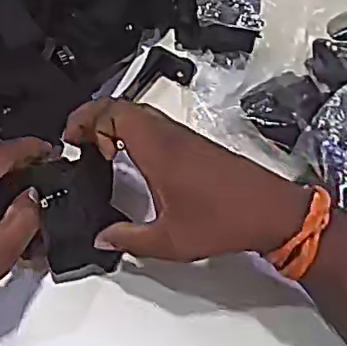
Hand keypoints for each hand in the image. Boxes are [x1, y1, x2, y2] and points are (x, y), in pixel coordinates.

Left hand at [0, 139, 50, 325]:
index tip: (54, 151)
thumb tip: (35, 198)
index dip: (36, 148)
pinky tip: (9, 203)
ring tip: (34, 191)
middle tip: (49, 171)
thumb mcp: (1, 250)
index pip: (9, 149)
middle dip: (26, 161)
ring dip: (11, 173)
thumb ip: (26, 218)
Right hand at [64, 99, 308, 260]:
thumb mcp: (171, 240)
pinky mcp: (190, 142)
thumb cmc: (224, 220)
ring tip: (96, 146)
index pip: (111, 113)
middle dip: (91, 117)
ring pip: (135, 111)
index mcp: (156, 147)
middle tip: (76, 139)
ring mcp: (179, 134)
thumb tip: (102, 239)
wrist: (273, 212)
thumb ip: (130, 239)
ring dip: (110, 121)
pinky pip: (149, 121)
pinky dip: (129, 128)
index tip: (73, 143)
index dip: (86, 122)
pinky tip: (127, 155)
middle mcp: (165, 133)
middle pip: (119, 105)